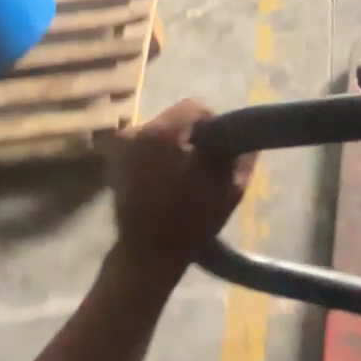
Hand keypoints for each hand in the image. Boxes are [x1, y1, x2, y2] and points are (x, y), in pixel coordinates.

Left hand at [106, 99, 255, 270]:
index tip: (219, 152)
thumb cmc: (192, 221)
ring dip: (172, 147)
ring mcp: (121, 146)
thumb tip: (247, 139)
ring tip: (182, 178)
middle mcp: (137, 131)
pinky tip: (163, 182)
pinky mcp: (113, 161)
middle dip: (191, 137)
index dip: (213, 127)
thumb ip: (242, 156)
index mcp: (164, 132)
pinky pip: (144, 147)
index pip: (196, 108)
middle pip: (175, 119)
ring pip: (159, 133)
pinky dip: (155, 157)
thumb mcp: (230, 190)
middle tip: (202, 167)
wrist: (149, 252)